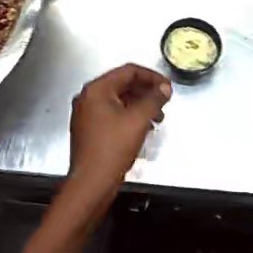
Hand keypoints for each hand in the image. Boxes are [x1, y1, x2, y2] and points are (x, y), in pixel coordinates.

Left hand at [65, 64, 170, 200]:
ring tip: (157, 118)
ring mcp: (85, 113)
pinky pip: (112, 114)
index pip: (127, 71)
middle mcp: (87, 97)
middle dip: (146, 92)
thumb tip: (164, 88)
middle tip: (164, 102)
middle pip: (121, 84)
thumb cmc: (112, 148)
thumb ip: (154, 100)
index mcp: (96, 89)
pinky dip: (129, 116)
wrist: (92, 181)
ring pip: (118, 100)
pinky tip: (142, 128)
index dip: (151, 76)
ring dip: (139, 106)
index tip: (167, 86)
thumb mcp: (138, 120)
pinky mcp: (88, 129)